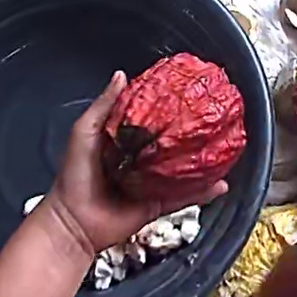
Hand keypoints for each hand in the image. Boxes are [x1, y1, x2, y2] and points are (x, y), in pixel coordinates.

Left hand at [40, 71, 229, 257]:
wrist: (73, 220)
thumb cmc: (74, 174)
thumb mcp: (85, 130)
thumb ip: (104, 105)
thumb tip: (121, 75)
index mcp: (123, 139)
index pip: (149, 118)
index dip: (164, 106)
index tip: (183, 92)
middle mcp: (140, 159)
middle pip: (169, 143)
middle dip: (189, 132)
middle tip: (209, 116)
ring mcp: (151, 182)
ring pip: (183, 169)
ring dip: (202, 160)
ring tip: (223, 145)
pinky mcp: (157, 204)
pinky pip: (184, 197)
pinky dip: (204, 192)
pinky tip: (221, 183)